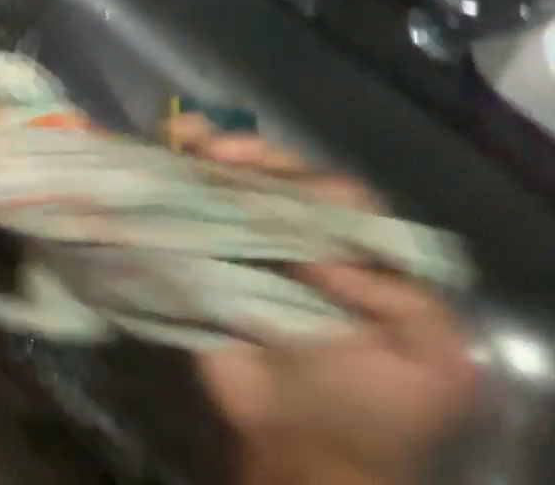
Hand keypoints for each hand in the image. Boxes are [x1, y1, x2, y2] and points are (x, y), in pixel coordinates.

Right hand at [174, 124, 476, 484]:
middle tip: (204, 145)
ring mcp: (244, 246)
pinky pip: (182, 215)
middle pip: (274, 179)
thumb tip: (323, 257)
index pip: (335, 197)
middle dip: (242, 153)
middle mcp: (301, 240)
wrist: (296, 440)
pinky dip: (163, 182)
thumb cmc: (368, 403)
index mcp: (358, 255)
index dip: (300, 177)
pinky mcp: (197, 260)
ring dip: (199, 154)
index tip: (270, 183)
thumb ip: (405, 302)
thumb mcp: (429, 361)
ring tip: (174, 136)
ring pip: (226, 186)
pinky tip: (148, 155)